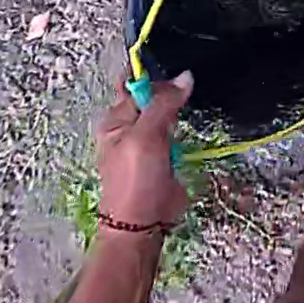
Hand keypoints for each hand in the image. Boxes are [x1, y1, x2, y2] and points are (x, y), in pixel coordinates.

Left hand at [94, 71, 193, 230]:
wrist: (144, 226)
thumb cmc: (135, 180)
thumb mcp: (146, 137)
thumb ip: (164, 104)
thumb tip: (186, 77)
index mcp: (115, 120)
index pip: (135, 85)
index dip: (154, 78)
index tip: (176, 77)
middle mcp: (130, 127)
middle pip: (154, 96)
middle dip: (170, 94)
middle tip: (182, 102)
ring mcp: (148, 140)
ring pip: (167, 111)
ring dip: (179, 111)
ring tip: (185, 116)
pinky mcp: (164, 152)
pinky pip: (176, 129)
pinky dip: (183, 126)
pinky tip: (187, 129)